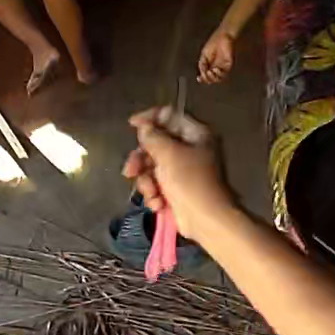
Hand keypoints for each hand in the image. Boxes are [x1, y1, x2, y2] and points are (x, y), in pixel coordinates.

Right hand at [122, 107, 239, 239]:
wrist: (204, 219)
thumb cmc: (189, 181)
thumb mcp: (168, 154)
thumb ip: (152, 136)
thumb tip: (143, 127)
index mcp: (195, 134)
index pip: (169, 115)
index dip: (149, 118)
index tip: (132, 125)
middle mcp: (189, 148)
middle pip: (155, 143)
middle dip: (141, 160)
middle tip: (130, 171)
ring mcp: (182, 170)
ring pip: (151, 166)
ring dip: (146, 181)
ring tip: (152, 193)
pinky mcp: (175, 188)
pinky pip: (156, 184)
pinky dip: (154, 194)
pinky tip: (159, 203)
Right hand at [197, 31, 234, 84]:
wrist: (221, 37)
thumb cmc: (213, 43)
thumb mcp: (204, 55)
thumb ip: (202, 64)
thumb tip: (202, 73)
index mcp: (210, 66)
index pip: (206, 76)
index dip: (202, 79)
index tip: (198, 78)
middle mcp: (216, 68)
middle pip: (212, 79)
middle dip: (207, 79)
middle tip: (205, 74)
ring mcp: (223, 67)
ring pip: (219, 79)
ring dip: (213, 78)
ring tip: (210, 72)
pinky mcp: (229, 64)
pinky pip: (225, 73)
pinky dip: (219, 73)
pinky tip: (215, 69)